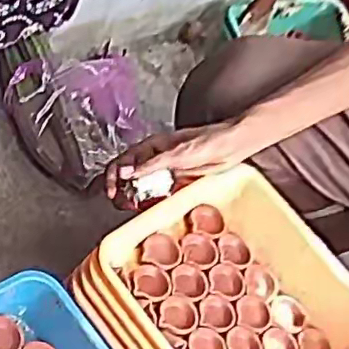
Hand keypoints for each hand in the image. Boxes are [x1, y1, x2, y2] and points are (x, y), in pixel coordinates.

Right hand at [103, 122, 262, 209]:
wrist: (235, 145)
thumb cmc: (211, 141)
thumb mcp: (177, 154)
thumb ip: (150, 165)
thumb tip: (125, 173)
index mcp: (150, 148)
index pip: (121, 162)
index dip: (112, 177)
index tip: (113, 192)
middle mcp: (153, 159)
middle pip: (125, 177)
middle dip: (120, 191)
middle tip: (123, 203)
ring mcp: (162, 172)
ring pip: (138, 187)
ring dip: (132, 199)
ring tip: (133, 206)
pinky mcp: (172, 182)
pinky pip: (153, 194)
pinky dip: (147, 202)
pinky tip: (148, 206)